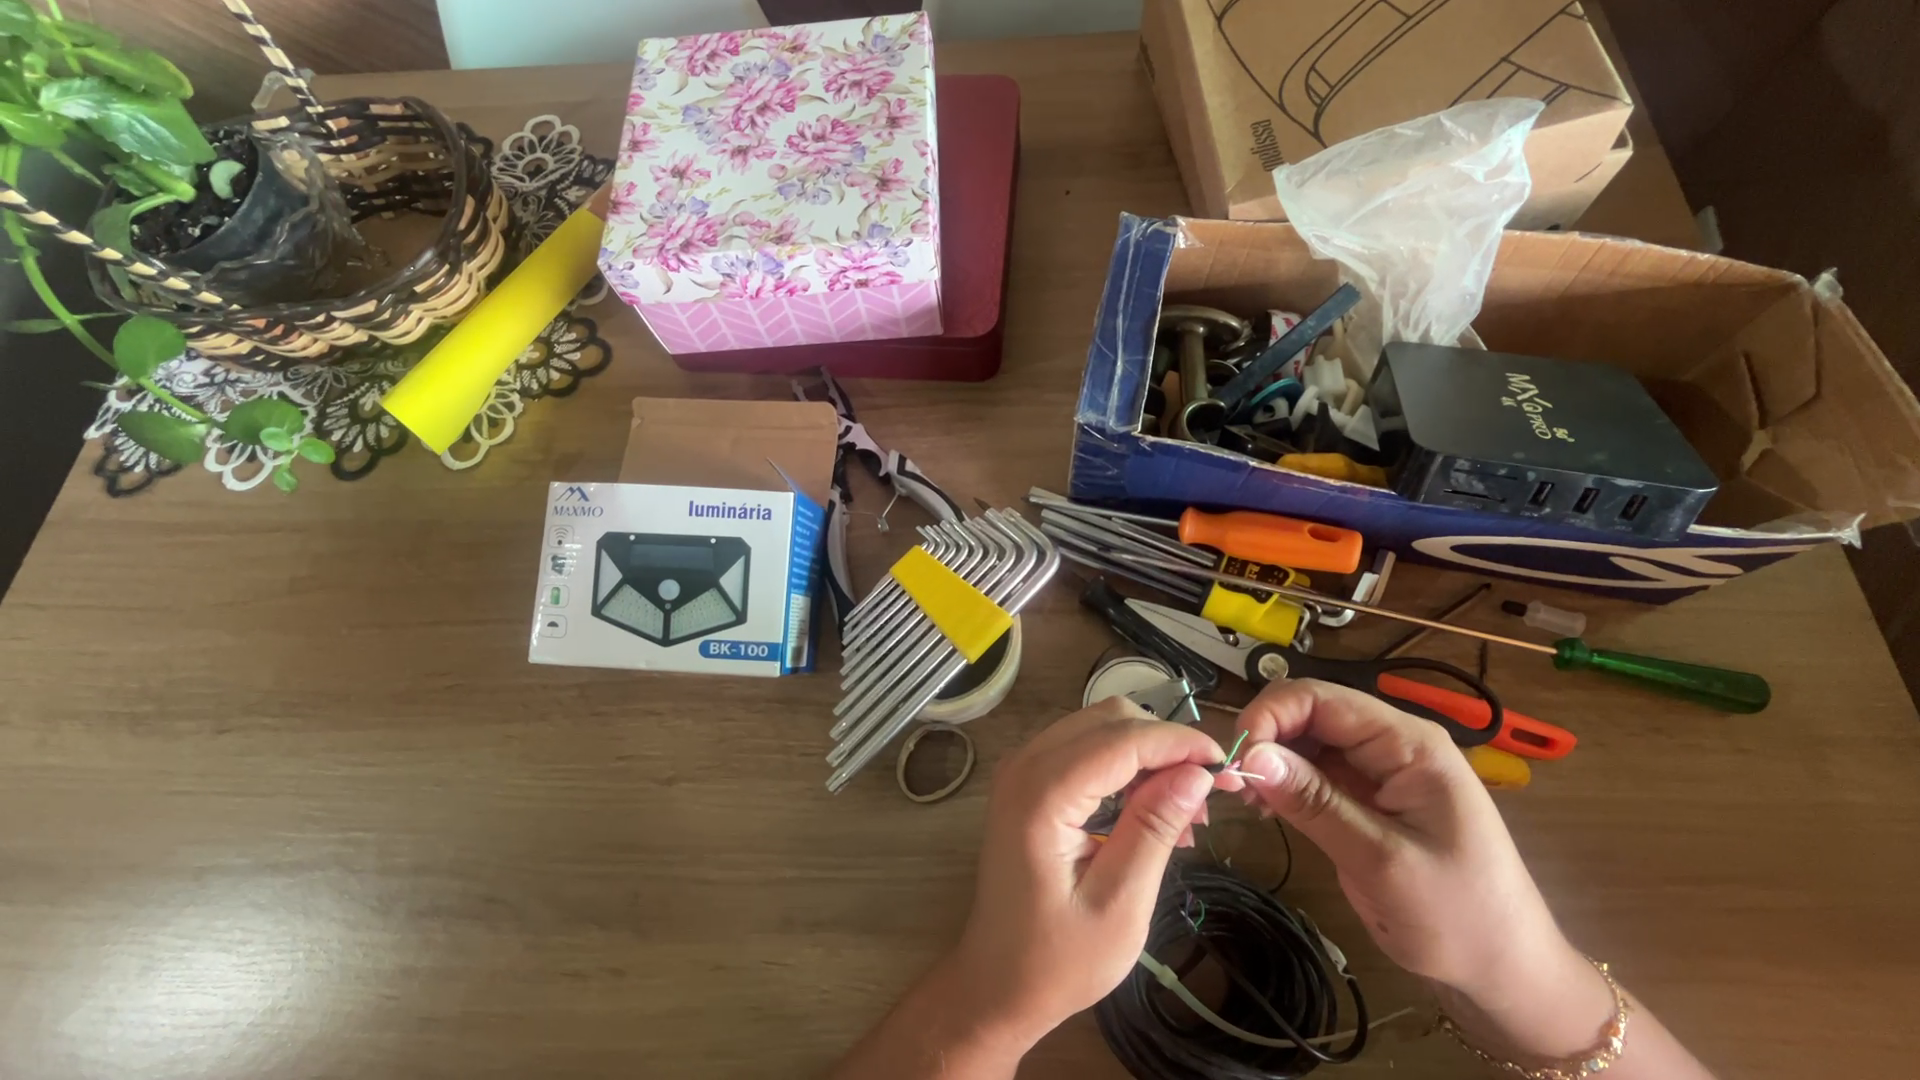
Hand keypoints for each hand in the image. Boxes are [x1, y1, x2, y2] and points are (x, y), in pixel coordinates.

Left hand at [945, 697, 1225, 1048]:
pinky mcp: (1026, 780)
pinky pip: (1083, 747)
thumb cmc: (1058, 958)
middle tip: (1209, 793)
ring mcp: (1020, 768)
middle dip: (1166, 744)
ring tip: (1185, 810)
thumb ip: (1154, 829)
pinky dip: (1123, 763)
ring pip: (1098, 726)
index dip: (1180, 743)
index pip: (1123, 739)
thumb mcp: (1120, 903)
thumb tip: (1198, 773)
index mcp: (1042, 795)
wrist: (996, 979)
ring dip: (1147, 752)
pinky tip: (1151, 807)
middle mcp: (1024, 765)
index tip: (1228, 767)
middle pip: (1110, 719)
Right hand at [1229, 679, 1614, 1061]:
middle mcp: (1390, 744)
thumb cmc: (1458, 916)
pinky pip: (1311, 771)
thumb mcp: (1382, 860)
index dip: (1270, 716)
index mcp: (1408, 744)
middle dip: (1265, 738)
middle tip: (1234, 786)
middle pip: (1308, 713)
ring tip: (1249, 802)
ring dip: (1269, 761)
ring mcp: (1377, 770)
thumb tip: (1251, 755)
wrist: (1504, 972)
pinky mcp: (1363, 797)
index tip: (1236, 760)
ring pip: (1304, 740)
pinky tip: (1266, 810)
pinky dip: (1281, 783)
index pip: (1321, 699)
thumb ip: (1316, 803)